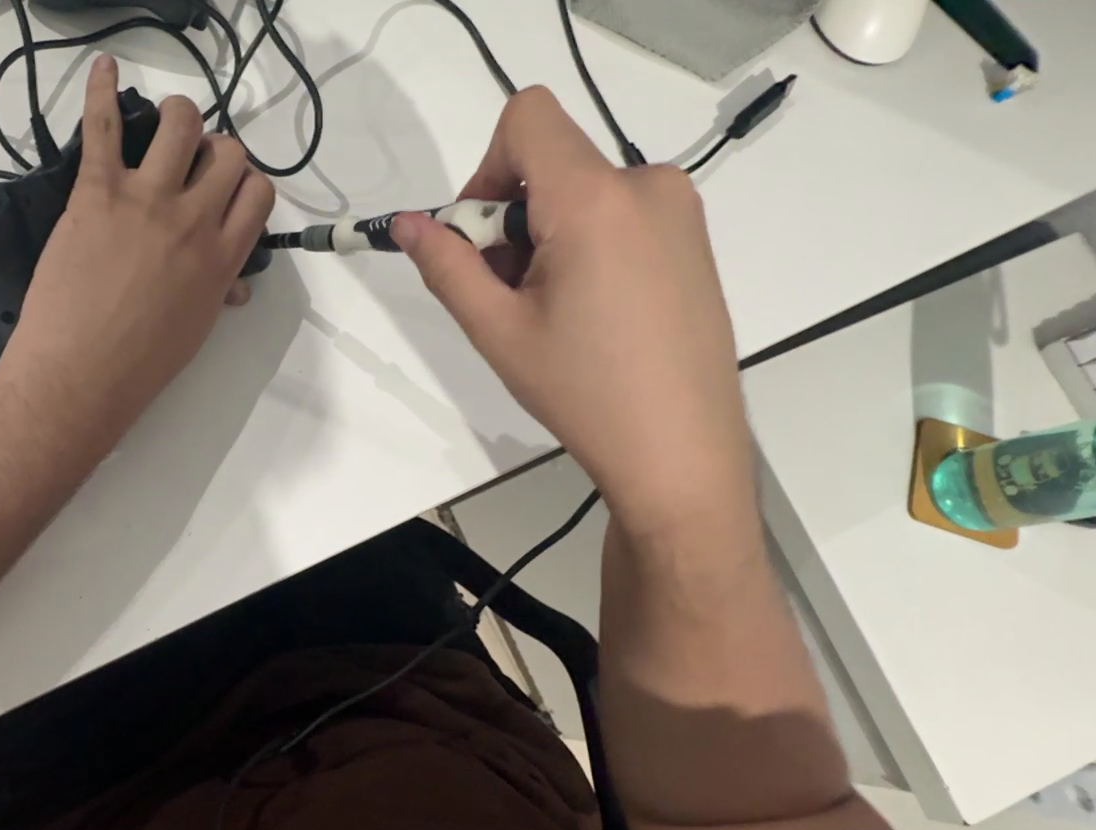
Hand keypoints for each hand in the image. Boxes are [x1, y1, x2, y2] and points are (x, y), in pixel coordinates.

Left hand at [0, 55, 274, 426]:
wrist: (79, 376)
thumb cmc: (139, 366)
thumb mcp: (194, 332)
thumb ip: (217, 295)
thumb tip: (235, 287)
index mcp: (222, 259)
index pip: (258, 191)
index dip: (244, 183)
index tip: (225, 192)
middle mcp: (193, 220)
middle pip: (226, 151)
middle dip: (214, 152)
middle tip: (191, 168)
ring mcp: (145, 200)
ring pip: (180, 122)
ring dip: (177, 119)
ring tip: (163, 132)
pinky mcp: (97, 193)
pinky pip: (102, 126)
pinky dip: (100, 92)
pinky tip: (103, 69)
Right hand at [394, 87, 753, 537]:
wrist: (677, 445)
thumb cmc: (580, 390)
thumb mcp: (496, 330)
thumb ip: (446, 266)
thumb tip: (406, 223)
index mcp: (595, 199)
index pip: (527, 118)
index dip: (485, 168)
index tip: (479, 237)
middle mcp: (645, 184)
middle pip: (549, 162)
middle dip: (509, 218)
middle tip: (504, 297)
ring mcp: (676, 209)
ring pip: (580, 192)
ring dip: (543, 238)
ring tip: (546, 314)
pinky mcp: (689, 237)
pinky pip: (616, 213)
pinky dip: (581, 246)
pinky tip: (584, 313)